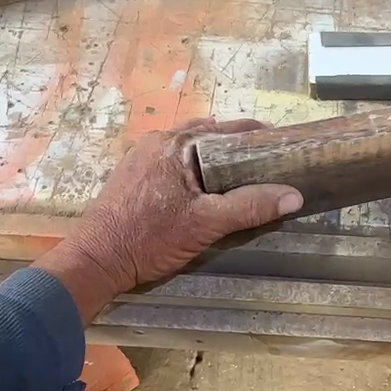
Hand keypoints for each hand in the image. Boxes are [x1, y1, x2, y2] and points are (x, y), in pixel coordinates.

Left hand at [36, 118, 301, 319]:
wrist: (96, 262)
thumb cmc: (149, 238)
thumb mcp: (207, 223)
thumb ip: (251, 206)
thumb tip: (295, 196)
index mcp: (176, 143)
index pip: (228, 129)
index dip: (258, 137)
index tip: (283, 148)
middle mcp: (158, 141)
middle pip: (210, 137)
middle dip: (240, 149)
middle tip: (269, 166)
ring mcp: (143, 158)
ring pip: (192, 151)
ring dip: (218, 161)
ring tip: (246, 179)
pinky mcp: (135, 177)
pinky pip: (177, 164)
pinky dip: (198, 171)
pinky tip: (210, 191)